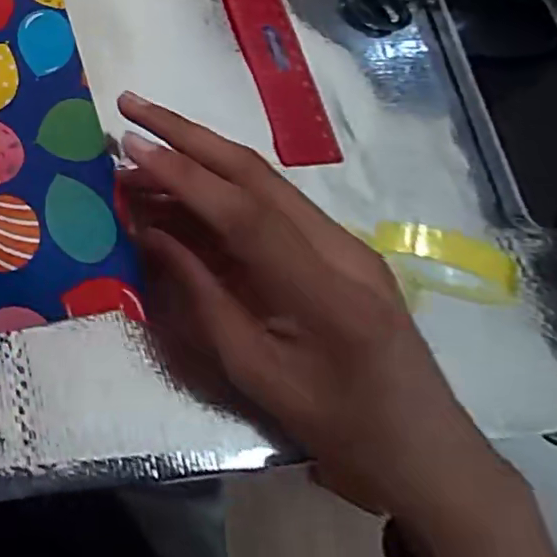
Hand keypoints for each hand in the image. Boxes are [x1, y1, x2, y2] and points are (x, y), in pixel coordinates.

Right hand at [115, 92, 556, 556]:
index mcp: (326, 293)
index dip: (182, 175)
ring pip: (261, 180)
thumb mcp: (256, 373)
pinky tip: (181, 187)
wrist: (426, 451)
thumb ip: (200, 295)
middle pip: (254, 172)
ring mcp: (343, 239)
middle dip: (186, 133)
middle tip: (131, 104)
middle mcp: (340, 247)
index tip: (129, 145)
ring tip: (139, 153)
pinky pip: (268, 202)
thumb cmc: (339, 428)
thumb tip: (149, 233)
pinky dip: (218, 188)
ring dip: (197, 158)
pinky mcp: (336, 243)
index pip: (243, 214)